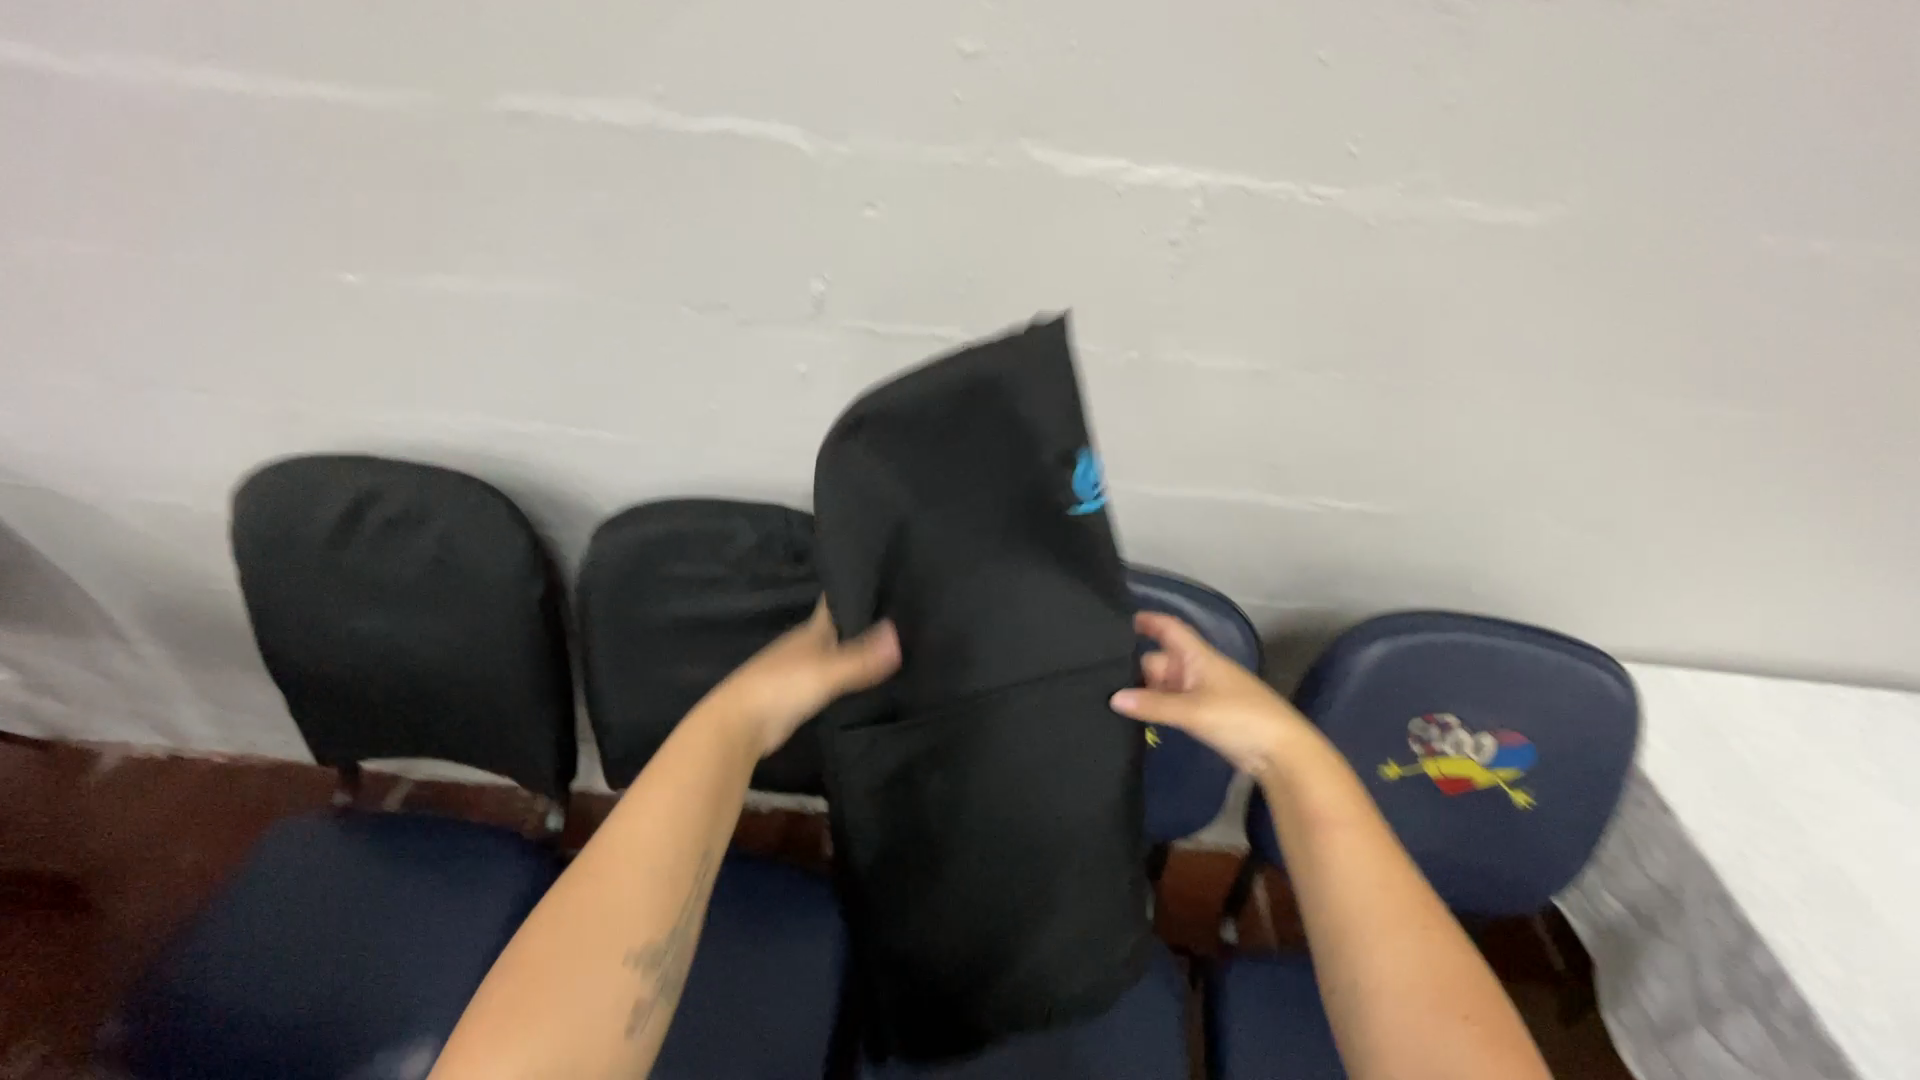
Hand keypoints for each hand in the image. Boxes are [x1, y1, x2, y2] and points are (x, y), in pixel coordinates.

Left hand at [708, 599, 900, 757]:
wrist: (739, 725)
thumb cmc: (782, 687)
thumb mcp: (828, 671)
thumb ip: (863, 658)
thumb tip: (899, 636)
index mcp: (810, 631)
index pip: (834, 602)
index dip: (853, 589)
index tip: (881, 578)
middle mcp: (805, 645)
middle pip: (837, 627)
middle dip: (861, 621)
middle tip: (898, 615)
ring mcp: (799, 670)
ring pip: (833, 653)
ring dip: (854, 651)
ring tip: (888, 648)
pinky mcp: (797, 695)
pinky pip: (829, 679)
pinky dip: (845, 677)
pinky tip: (862, 681)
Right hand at [1109, 612, 1317, 779]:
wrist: (1281, 752)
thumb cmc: (1240, 718)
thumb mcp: (1193, 710)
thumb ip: (1152, 705)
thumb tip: (1113, 698)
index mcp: (1199, 656)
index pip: (1170, 628)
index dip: (1149, 621)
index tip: (1120, 621)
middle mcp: (1197, 670)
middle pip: (1159, 660)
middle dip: (1134, 667)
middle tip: (1100, 677)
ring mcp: (1200, 694)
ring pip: (1164, 685)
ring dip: (1143, 691)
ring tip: (1108, 697)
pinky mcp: (1203, 716)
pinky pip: (1171, 704)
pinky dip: (1155, 708)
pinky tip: (1134, 717)